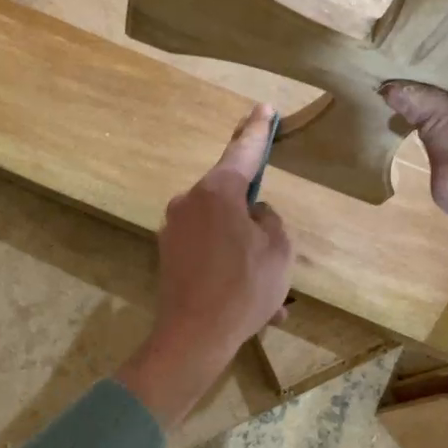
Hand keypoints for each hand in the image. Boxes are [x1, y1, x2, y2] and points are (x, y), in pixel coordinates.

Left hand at [118, 104, 293, 428]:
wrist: (193, 338)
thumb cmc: (244, 289)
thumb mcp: (279, 250)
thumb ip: (269, 220)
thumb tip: (254, 215)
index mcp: (217, 192)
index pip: (243, 151)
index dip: (257, 130)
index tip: (263, 109)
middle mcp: (189, 202)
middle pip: (229, 197)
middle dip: (254, 220)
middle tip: (274, 250)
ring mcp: (173, 230)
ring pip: (222, 232)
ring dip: (246, 255)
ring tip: (272, 298)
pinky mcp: (168, 256)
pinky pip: (209, 254)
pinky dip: (230, 271)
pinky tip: (254, 308)